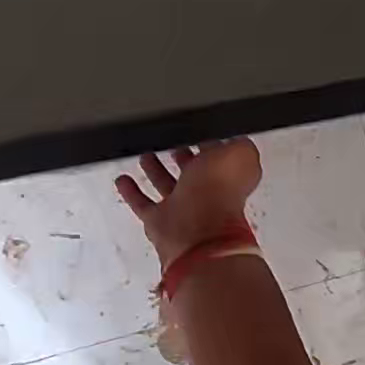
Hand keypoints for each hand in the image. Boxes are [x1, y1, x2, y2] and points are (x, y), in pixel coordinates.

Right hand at [114, 139, 262, 266]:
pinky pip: (143, 203)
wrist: (197, 233)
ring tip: (146, 156)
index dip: (210, 144)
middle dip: (183, 157)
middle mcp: (206, 195)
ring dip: (156, 171)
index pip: (218, 157)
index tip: (198, 131)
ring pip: (167, 186)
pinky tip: (123, 180)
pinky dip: (132, 192)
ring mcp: (182, 209)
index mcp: (226, 178)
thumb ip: (241, 144)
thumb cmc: (218, 192)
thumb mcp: (240, 154)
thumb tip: (238, 140)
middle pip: (193, 172)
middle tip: (172, 144)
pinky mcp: (160, 222)